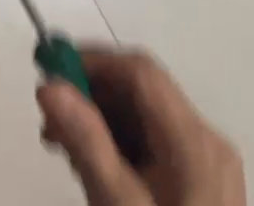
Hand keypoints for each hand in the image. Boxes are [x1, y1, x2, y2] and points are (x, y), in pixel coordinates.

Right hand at [37, 47, 244, 205]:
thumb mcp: (117, 203)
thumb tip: (48, 83)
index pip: (139, 72)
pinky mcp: (200, 183)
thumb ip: (84, 140)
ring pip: (142, 117)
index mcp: (193, 140)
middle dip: (89, 94)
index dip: (91, 60)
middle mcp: (206, 141)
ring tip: (61, 147)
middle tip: (47, 119)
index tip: (46, 70)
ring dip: (98, 119)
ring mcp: (206, 163)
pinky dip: (116, 143)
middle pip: (140, 92)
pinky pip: (151, 143)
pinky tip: (90, 166)